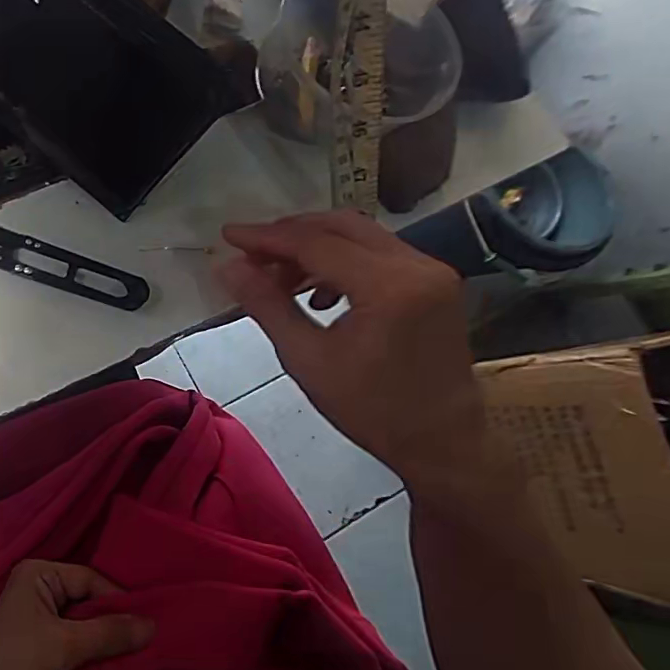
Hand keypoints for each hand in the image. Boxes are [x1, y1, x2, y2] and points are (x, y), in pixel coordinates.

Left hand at [0, 560, 155, 669]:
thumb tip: (154, 626)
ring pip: (82, 621)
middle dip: (110, 622)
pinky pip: (71, 637)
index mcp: (39, 573)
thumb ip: (111, 633)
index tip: (143, 624)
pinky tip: (104, 662)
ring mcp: (34, 615)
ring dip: (101, 639)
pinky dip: (88, 650)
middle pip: (87, 600)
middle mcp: (37, 586)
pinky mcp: (35, 641)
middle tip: (139, 639)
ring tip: (126, 652)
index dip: (117, 602)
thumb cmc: (15, 662)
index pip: (91, 580)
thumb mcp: (67, 645)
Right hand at [218, 211, 486, 486]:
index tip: (230, 235)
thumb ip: (268, 306)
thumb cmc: (372, 412)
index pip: (316, 243)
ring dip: (318, 249)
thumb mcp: (309, 361)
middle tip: (252, 254)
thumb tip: (228, 268)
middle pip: (342, 227)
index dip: (268, 237)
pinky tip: (320, 295)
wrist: (441, 442)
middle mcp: (417, 265)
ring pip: (363, 238)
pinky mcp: (437, 282)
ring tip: (280, 281)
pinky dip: (346, 263)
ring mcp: (433, 271)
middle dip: (292, 235)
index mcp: (388, 287)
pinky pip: (382, 256)